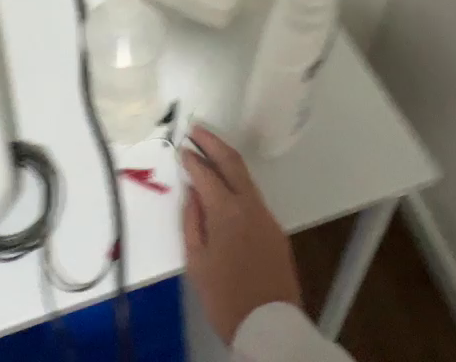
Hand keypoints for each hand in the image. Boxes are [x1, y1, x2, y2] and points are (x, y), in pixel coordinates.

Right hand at [180, 126, 302, 343]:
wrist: (270, 326)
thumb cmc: (224, 297)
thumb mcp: (196, 261)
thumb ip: (191, 220)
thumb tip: (191, 193)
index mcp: (226, 211)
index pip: (205, 173)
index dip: (191, 158)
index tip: (180, 146)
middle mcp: (249, 205)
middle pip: (232, 162)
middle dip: (212, 142)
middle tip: (196, 129)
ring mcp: (266, 216)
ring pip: (245, 178)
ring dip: (226, 160)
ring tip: (208, 151)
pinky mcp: (275, 229)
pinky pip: (252, 197)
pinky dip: (237, 183)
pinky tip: (225, 188)